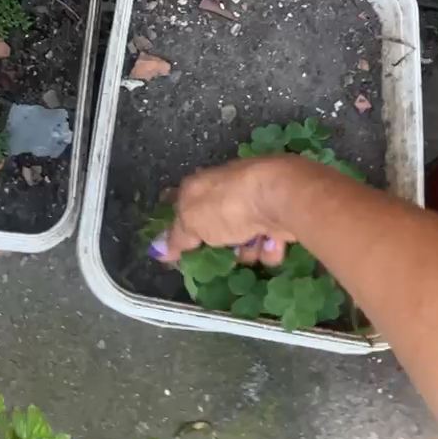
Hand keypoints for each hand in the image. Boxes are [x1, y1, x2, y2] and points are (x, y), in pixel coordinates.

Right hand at [152, 155, 312, 268]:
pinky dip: (269, 246)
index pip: (182, 201)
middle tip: (219, 253)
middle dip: (218, 243)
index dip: (180, 221)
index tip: (179, 242)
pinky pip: (269, 239)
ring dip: (247, 249)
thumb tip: (157, 248)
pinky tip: (271, 245)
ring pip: (244, 235)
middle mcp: (226, 188)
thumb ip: (177, 236)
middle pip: (215, 222)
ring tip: (251, 248)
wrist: (280, 196)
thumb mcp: (192, 221)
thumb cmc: (228, 205)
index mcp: (200, 185)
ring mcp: (254, 199)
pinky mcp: (279, 212)